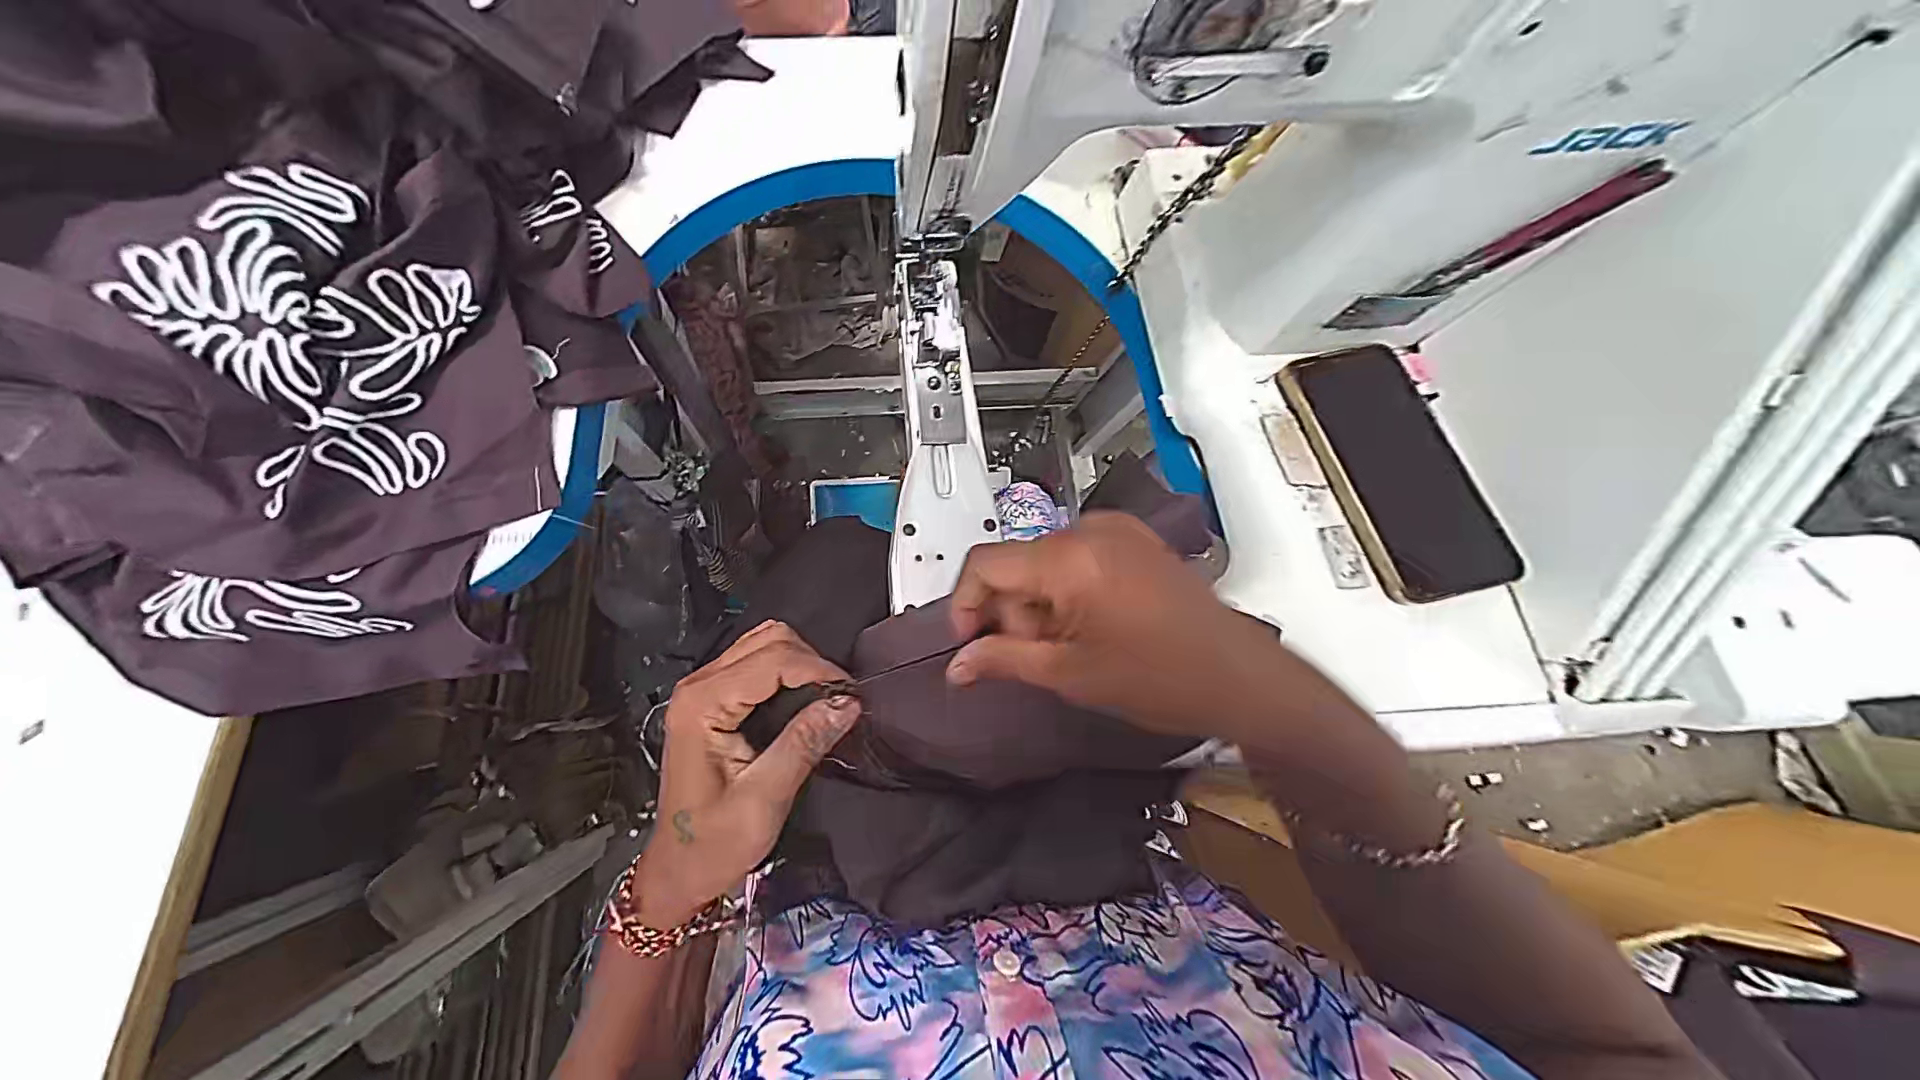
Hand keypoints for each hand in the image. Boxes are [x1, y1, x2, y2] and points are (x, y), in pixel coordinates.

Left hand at [628, 620, 859, 928]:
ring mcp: (704, 690)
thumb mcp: (764, 799)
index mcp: (702, 705)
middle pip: (770, 639)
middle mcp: (698, 687)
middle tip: (839, 699)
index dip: (819, 670)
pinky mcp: (715, 699)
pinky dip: (790, 670)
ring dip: (803, 662)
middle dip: (812, 662)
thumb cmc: (712, 844)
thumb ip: (804, 743)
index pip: (773, 659)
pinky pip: (759, 661)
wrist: (679, 869)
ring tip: (826, 697)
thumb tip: (846, 703)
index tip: (850, 696)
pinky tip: (806, 698)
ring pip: (765, 642)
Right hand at [944, 512, 1350, 749]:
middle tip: (1034, 654)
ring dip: (1039, 604)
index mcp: (1071, 559)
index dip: (964, 604)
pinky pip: (1074, 557)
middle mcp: (1091, 531)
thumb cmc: (1169, 676)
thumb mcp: (1070, 674)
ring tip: (1072, 646)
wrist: (1239, 676)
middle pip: (1015, 563)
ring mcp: (1116, 532)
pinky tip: (1089, 626)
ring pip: (1043, 562)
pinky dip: (1066, 590)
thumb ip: (1003, 660)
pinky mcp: (1132, 540)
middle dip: (1011, 611)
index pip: (984, 563)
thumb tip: (960, 664)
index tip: (969, 640)